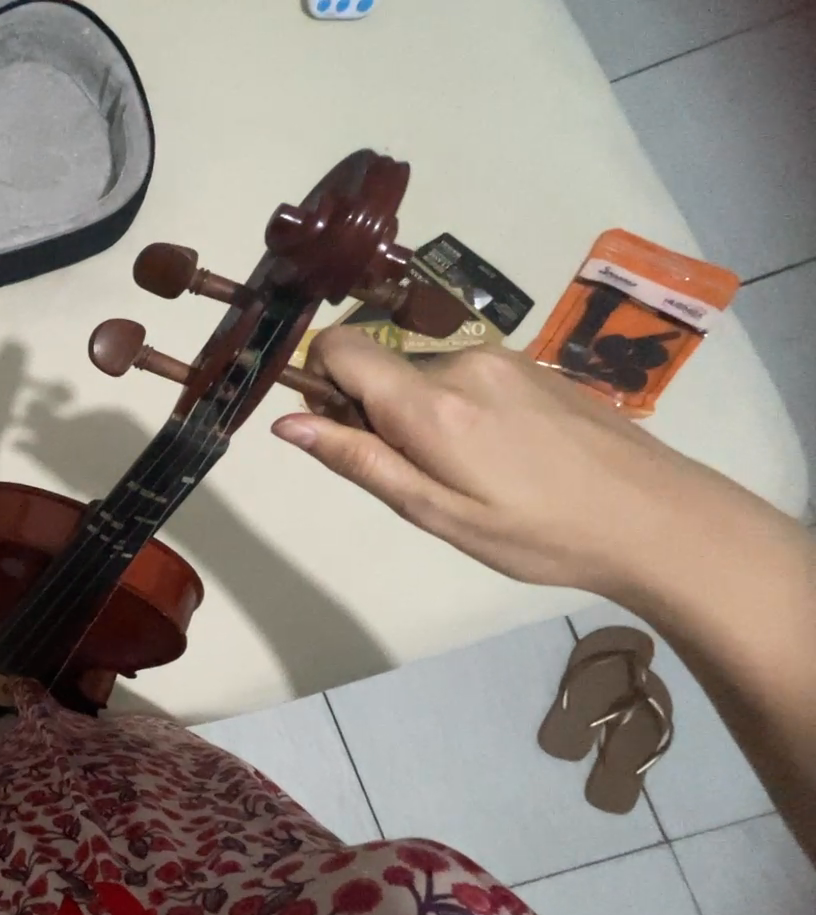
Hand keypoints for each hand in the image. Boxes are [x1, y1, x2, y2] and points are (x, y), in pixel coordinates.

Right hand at [271, 327, 773, 601]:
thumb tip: (286, 423)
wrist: (663, 521)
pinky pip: (457, 375)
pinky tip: (494, 452)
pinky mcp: (529, 366)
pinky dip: (449, 407)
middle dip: (368, 411)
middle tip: (412, 470)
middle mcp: (461, 363)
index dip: (318, 379)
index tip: (336, 426)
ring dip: (411, 413)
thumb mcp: (431, 511)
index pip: (340, 347)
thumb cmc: (534, 532)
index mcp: (430, 403)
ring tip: (461, 468)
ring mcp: (501, 359)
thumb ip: (357, 459)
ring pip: (416, 374)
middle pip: (376, 367)